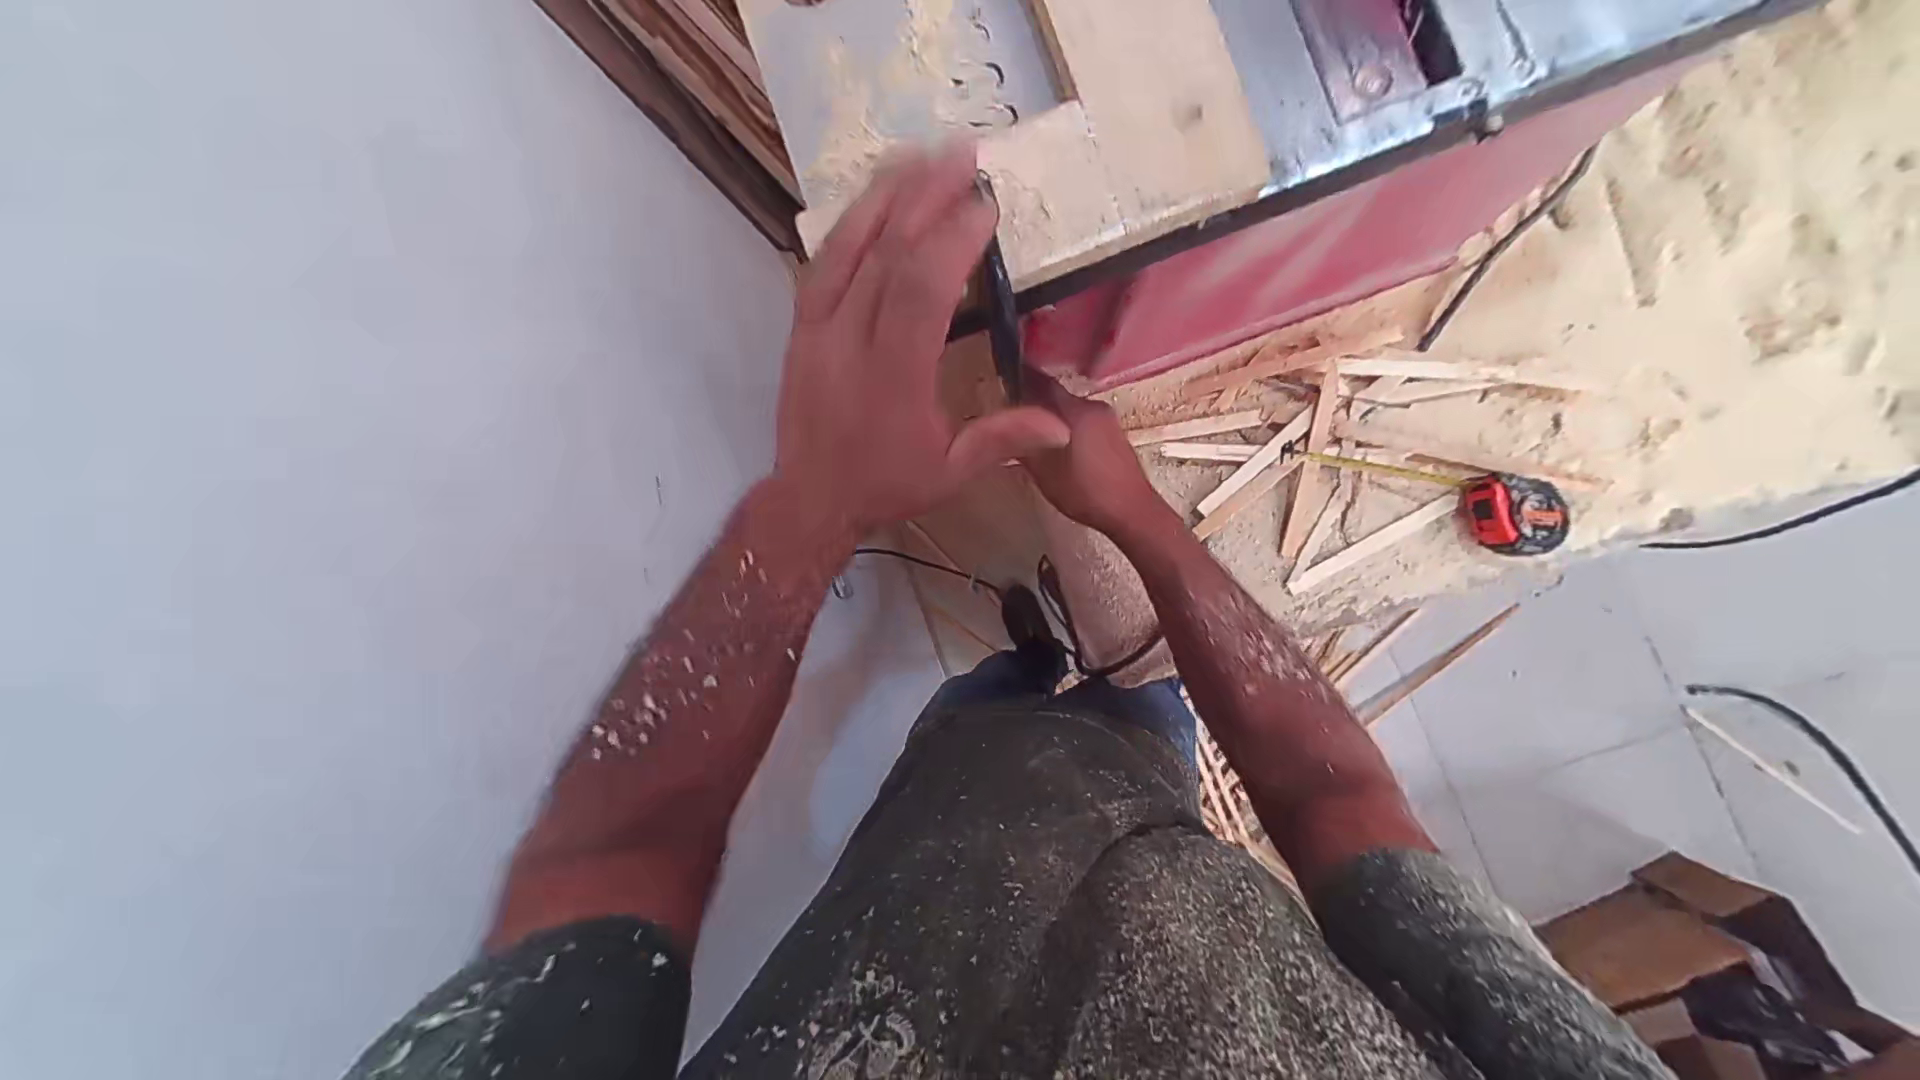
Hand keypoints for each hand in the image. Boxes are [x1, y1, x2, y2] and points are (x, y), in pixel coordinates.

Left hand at [772, 144, 1068, 534]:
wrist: (811, 498)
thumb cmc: (884, 485)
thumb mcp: (950, 472)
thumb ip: (1003, 440)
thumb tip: (1065, 427)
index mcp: (894, 377)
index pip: (922, 291)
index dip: (954, 241)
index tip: (985, 205)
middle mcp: (850, 341)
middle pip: (888, 253)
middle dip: (927, 197)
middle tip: (963, 154)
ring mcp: (817, 329)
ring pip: (849, 247)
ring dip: (887, 196)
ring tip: (920, 155)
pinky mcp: (801, 327)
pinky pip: (823, 262)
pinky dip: (850, 225)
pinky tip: (873, 200)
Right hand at [1021, 374, 1167, 536]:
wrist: (1132, 512)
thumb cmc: (1087, 493)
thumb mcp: (1044, 473)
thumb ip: (1023, 446)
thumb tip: (1005, 429)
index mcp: (1076, 410)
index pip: (1041, 382)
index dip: (1019, 383)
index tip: (1003, 389)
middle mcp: (1094, 407)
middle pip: (1056, 397)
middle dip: (1034, 407)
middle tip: (1012, 422)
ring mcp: (1108, 421)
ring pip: (1071, 412)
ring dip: (1051, 421)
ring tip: (1032, 441)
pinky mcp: (1115, 436)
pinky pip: (1084, 424)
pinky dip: (1068, 431)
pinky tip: (1058, 452)